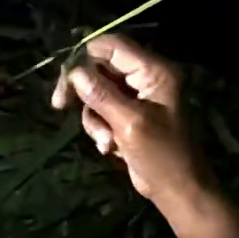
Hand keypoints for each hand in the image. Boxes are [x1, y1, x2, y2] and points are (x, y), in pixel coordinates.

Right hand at [50, 35, 212, 206]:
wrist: (179, 191)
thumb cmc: (162, 157)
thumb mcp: (129, 124)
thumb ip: (101, 95)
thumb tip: (75, 72)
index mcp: (155, 71)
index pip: (112, 46)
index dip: (85, 56)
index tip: (64, 78)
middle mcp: (146, 77)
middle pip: (101, 66)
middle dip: (83, 89)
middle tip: (59, 104)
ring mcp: (138, 95)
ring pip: (97, 90)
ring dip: (93, 116)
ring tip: (106, 140)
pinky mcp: (129, 112)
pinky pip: (102, 108)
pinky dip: (99, 126)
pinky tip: (109, 147)